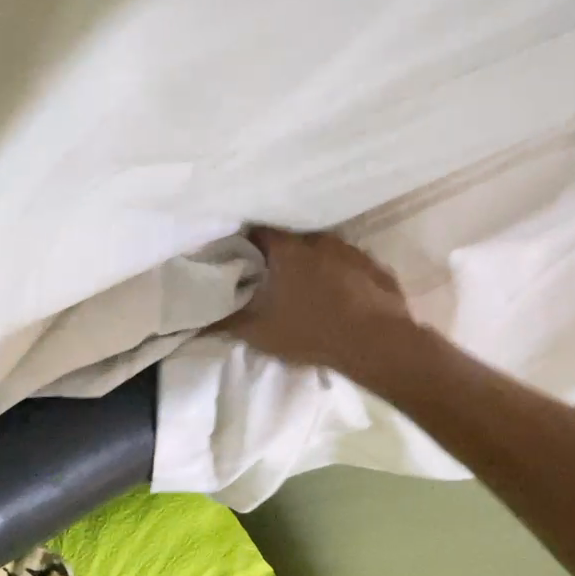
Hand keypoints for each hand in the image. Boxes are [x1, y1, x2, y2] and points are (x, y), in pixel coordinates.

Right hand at [216, 227, 429, 384]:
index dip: (247, 244)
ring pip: (325, 251)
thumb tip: (197, 322)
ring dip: (314, 264)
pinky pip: (352, 267)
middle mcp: (320, 241)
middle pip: (293, 240)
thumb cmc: (310, 331)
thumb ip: (226, 322)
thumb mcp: (259, 333)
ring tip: (306, 288)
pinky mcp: (377, 269)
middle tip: (271, 277)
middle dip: (281, 255)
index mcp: (288, 250)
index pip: (259, 232)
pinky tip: (339, 298)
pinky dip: (342, 277)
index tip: (240, 259)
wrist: (376, 343)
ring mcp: (353, 252)